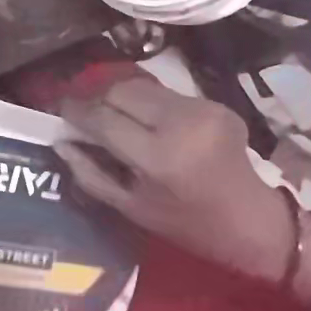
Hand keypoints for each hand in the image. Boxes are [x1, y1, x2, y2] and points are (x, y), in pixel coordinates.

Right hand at [57, 77, 295, 281]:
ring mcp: (202, 108)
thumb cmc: (185, 224)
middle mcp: (181, 123)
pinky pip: (164, 94)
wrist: (250, 219)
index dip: (76, 112)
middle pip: (121, 91)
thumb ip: (90, 173)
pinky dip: (146, 104)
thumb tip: (61, 141)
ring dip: (119, 98)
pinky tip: (145, 123)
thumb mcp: (130, 208)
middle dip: (96, 99)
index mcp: (159, 157)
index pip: (104, 119)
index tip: (60, 111)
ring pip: (141, 86)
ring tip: (111, 115)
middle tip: (83, 114)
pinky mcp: (214, 102)